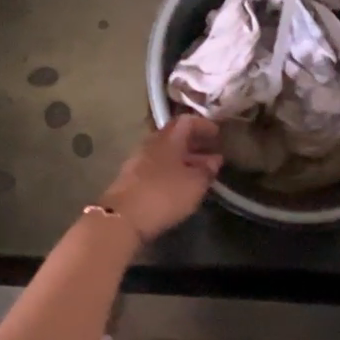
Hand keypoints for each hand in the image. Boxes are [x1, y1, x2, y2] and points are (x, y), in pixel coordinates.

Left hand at [98, 115, 223, 242]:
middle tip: (211, 153)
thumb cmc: (164, 194)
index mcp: (168, 138)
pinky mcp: (132, 178)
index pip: (187, 121)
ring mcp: (139, 160)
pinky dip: (171, 170)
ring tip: (199, 172)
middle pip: (175, 136)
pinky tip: (180, 184)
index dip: (203, 125)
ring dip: (183, 158)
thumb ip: (206, 171)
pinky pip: (157, 166)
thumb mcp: (194, 184)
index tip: (217, 134)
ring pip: (165, 152)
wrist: (122, 218)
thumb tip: (214, 160)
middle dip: (194, 143)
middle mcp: (152, 143)